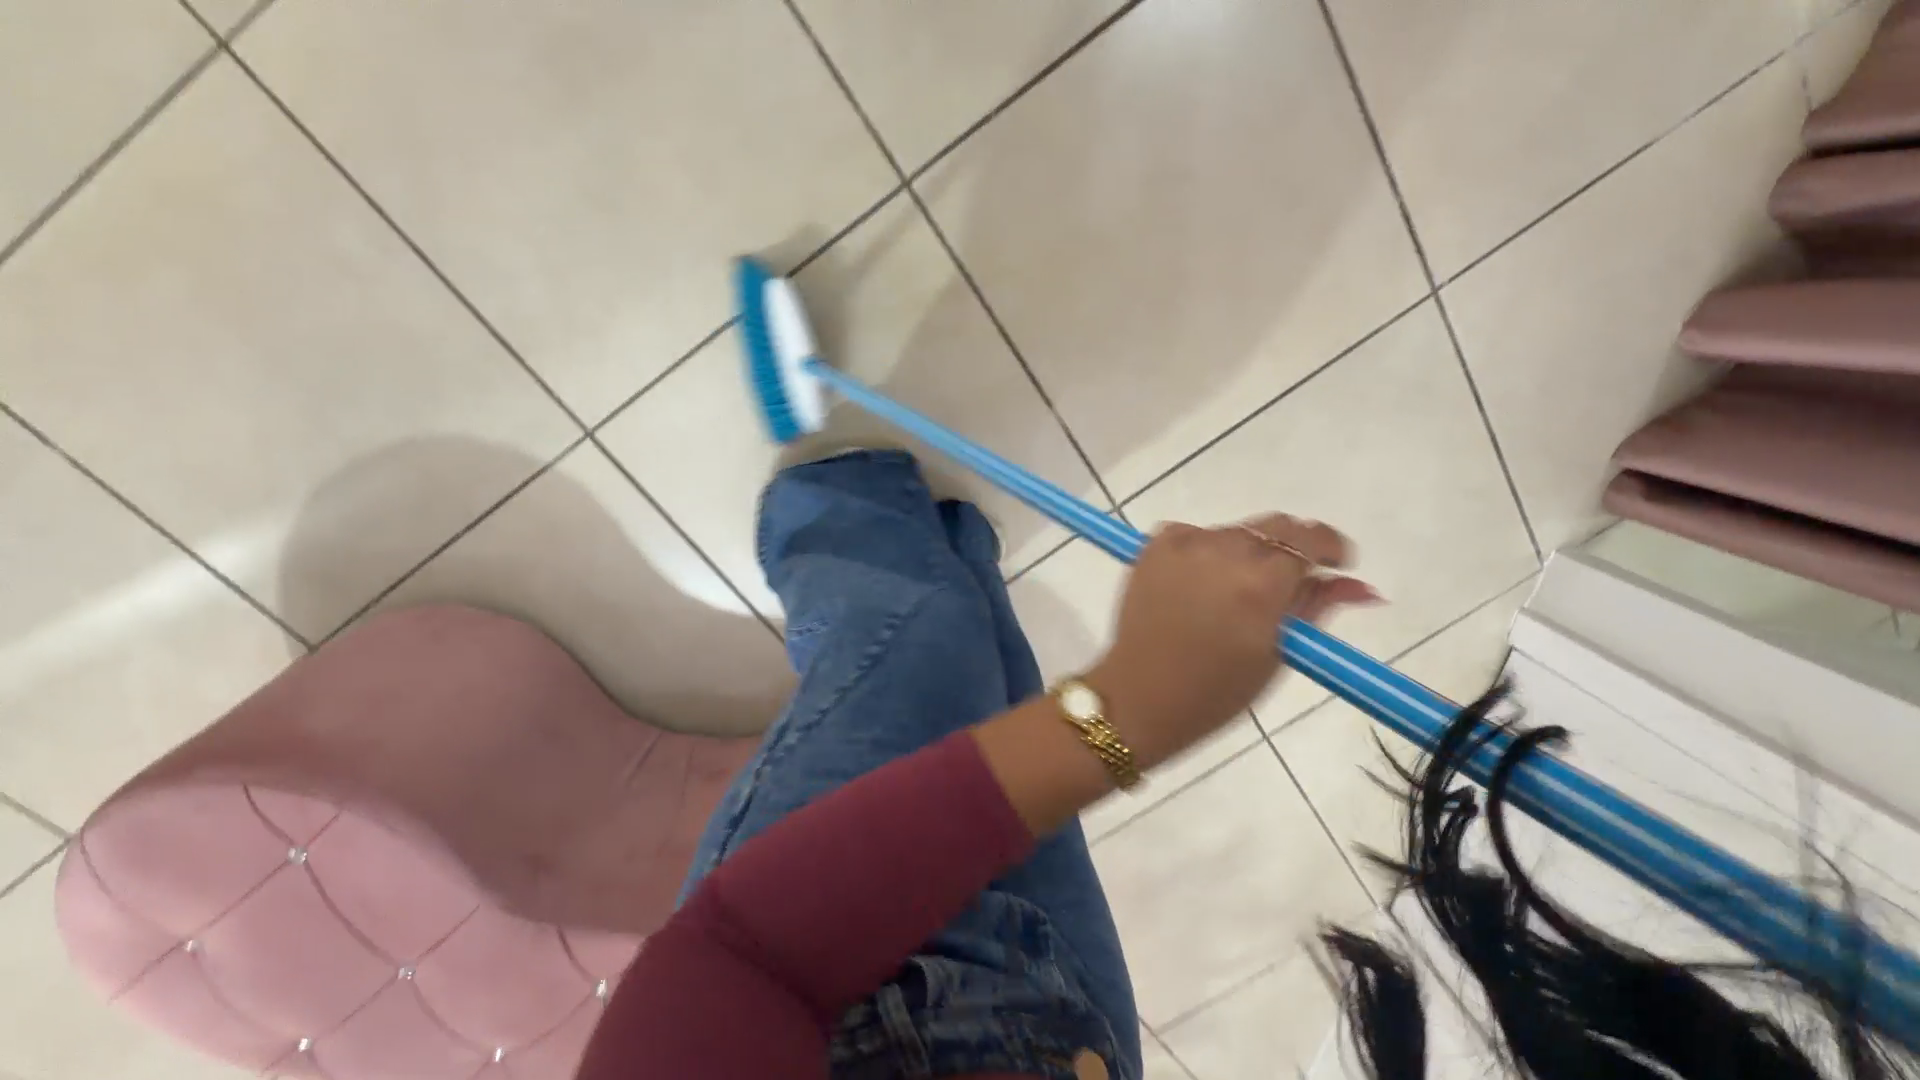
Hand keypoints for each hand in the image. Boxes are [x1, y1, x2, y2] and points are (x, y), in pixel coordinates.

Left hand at [1086, 514, 1378, 770]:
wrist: (1139, 696)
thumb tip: (1360, 586)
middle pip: (1274, 527)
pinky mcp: (1154, 546)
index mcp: (1260, 585)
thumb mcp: (1276, 654)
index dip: (1329, 547)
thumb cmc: (1215, 691)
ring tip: (1235, 594)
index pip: (1309, 539)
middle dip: (1291, 547)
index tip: (1336, 563)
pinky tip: (1201, 585)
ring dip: (1247, 552)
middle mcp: (1224, 553)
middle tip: (1288, 581)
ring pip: (1234, 532)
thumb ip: (1314, 608)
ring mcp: (1185, 545)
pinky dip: (1206, 551)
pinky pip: (1194, 535)